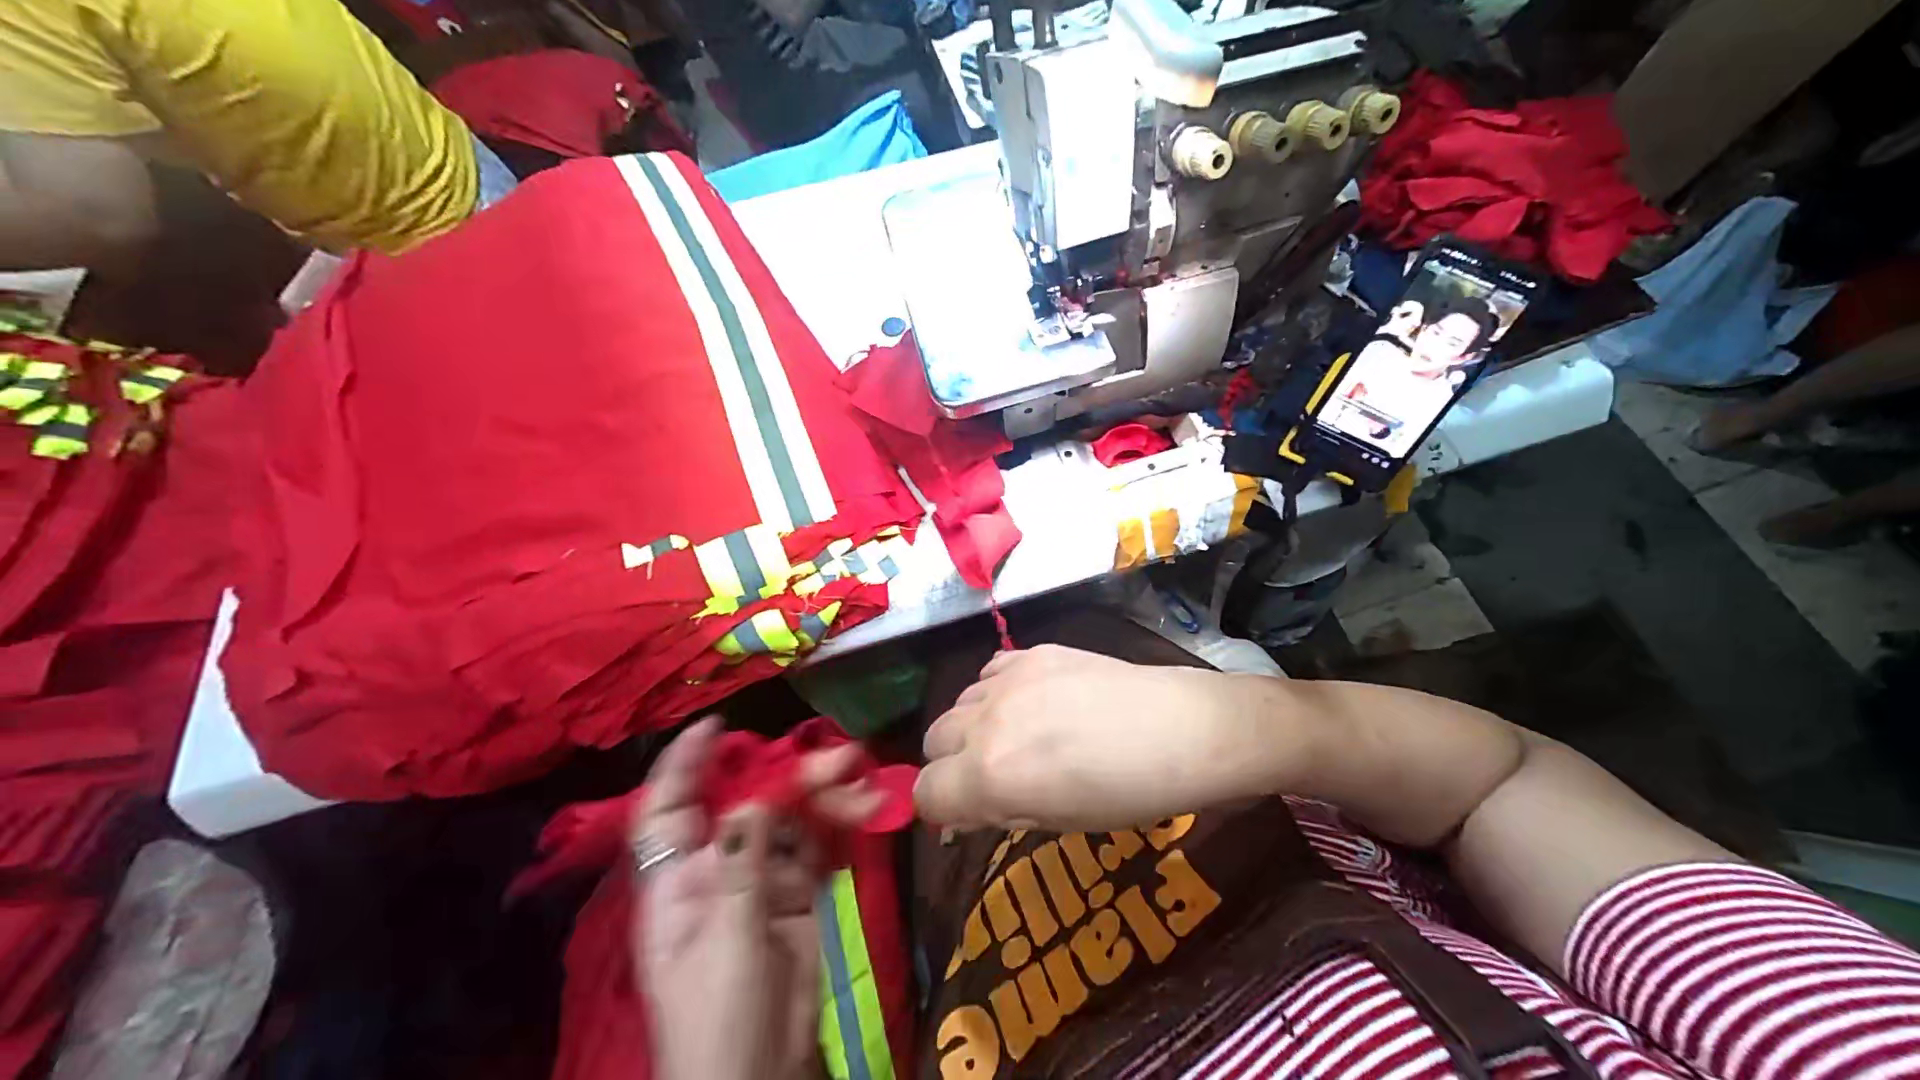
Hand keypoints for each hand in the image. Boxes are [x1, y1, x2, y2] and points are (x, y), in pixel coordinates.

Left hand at [633, 718, 880, 1079]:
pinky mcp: (797, 895)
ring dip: (820, 796)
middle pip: (742, 806)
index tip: (714, 728)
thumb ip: (741, 870)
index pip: (668, 812)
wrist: (760, 1079)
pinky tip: (862, 807)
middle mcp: (716, 871)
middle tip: (828, 756)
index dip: (683, 766)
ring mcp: (759, 881)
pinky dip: (838, 825)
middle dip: (781, 776)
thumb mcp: (725, 944)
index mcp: (678, 883)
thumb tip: (751, 804)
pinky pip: (816, 849)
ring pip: (787, 822)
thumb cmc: (717, 1021)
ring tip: (856, 776)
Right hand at [914, 645, 1291, 830]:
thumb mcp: (1059, 822)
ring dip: (972, 727)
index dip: (941, 809)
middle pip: (932, 742)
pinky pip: (988, 673)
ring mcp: (1007, 680)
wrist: (1183, 729)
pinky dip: (995, 693)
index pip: (926, 793)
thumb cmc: (1129, 794)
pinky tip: (1030, 703)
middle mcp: (985, 722)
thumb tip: (963, 812)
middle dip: (951, 765)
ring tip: (1016, 737)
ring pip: (957, 704)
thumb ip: (998, 811)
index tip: (967, 812)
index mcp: (989, 775)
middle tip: (993, 775)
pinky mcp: (1031, 653)